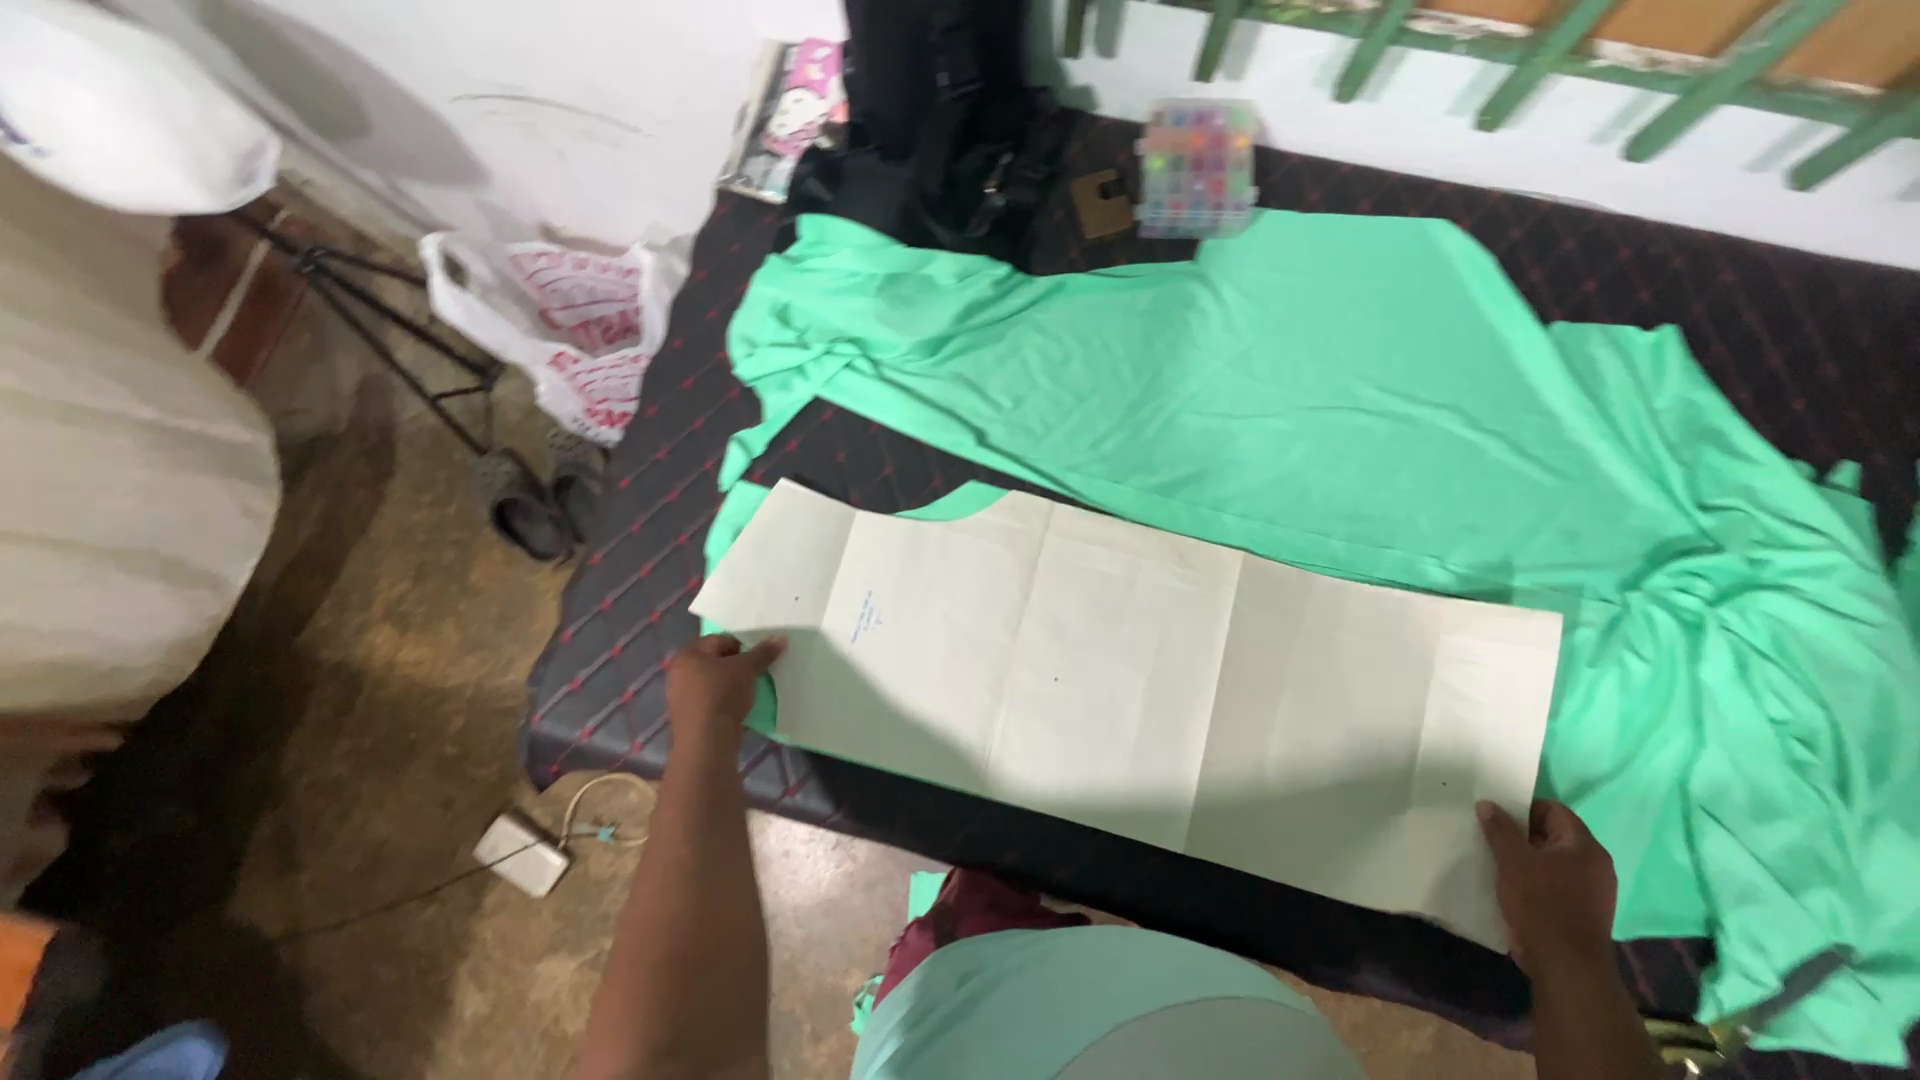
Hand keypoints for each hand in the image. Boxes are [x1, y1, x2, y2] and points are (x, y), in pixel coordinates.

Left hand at [665, 634, 785, 750]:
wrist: (706, 740)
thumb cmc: (722, 694)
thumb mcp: (747, 669)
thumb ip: (763, 652)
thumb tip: (781, 637)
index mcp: (688, 653)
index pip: (720, 639)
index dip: (742, 645)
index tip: (759, 657)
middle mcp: (679, 671)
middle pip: (715, 661)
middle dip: (737, 665)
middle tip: (756, 673)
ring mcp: (680, 695)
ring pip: (713, 682)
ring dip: (731, 684)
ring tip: (750, 691)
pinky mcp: (688, 715)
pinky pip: (711, 700)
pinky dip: (724, 701)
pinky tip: (739, 707)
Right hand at [1477, 799, 1617, 977]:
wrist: (1566, 964)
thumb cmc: (1542, 904)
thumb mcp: (1513, 861)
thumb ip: (1500, 829)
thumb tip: (1488, 804)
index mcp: (1585, 847)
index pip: (1554, 811)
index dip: (1523, 807)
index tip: (1495, 814)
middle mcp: (1594, 865)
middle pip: (1553, 834)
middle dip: (1520, 832)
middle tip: (1488, 834)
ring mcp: (1591, 889)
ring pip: (1552, 860)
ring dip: (1524, 857)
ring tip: (1494, 858)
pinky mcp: (1581, 909)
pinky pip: (1554, 882)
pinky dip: (1532, 878)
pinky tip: (1509, 883)